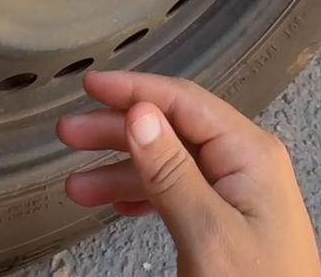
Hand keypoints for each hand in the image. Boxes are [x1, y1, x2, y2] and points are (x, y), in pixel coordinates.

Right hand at [57, 72, 320, 275]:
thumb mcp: (209, 235)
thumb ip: (172, 172)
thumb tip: (140, 113)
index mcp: (249, 153)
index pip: (183, 101)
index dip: (134, 89)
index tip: (92, 85)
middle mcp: (244, 164)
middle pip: (171, 128)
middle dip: (117, 129)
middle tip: (70, 132)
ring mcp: (236, 194)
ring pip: (167, 163)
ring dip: (120, 168)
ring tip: (76, 183)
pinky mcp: (226, 222)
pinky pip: (175, 192)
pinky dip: (140, 195)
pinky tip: (114, 203)